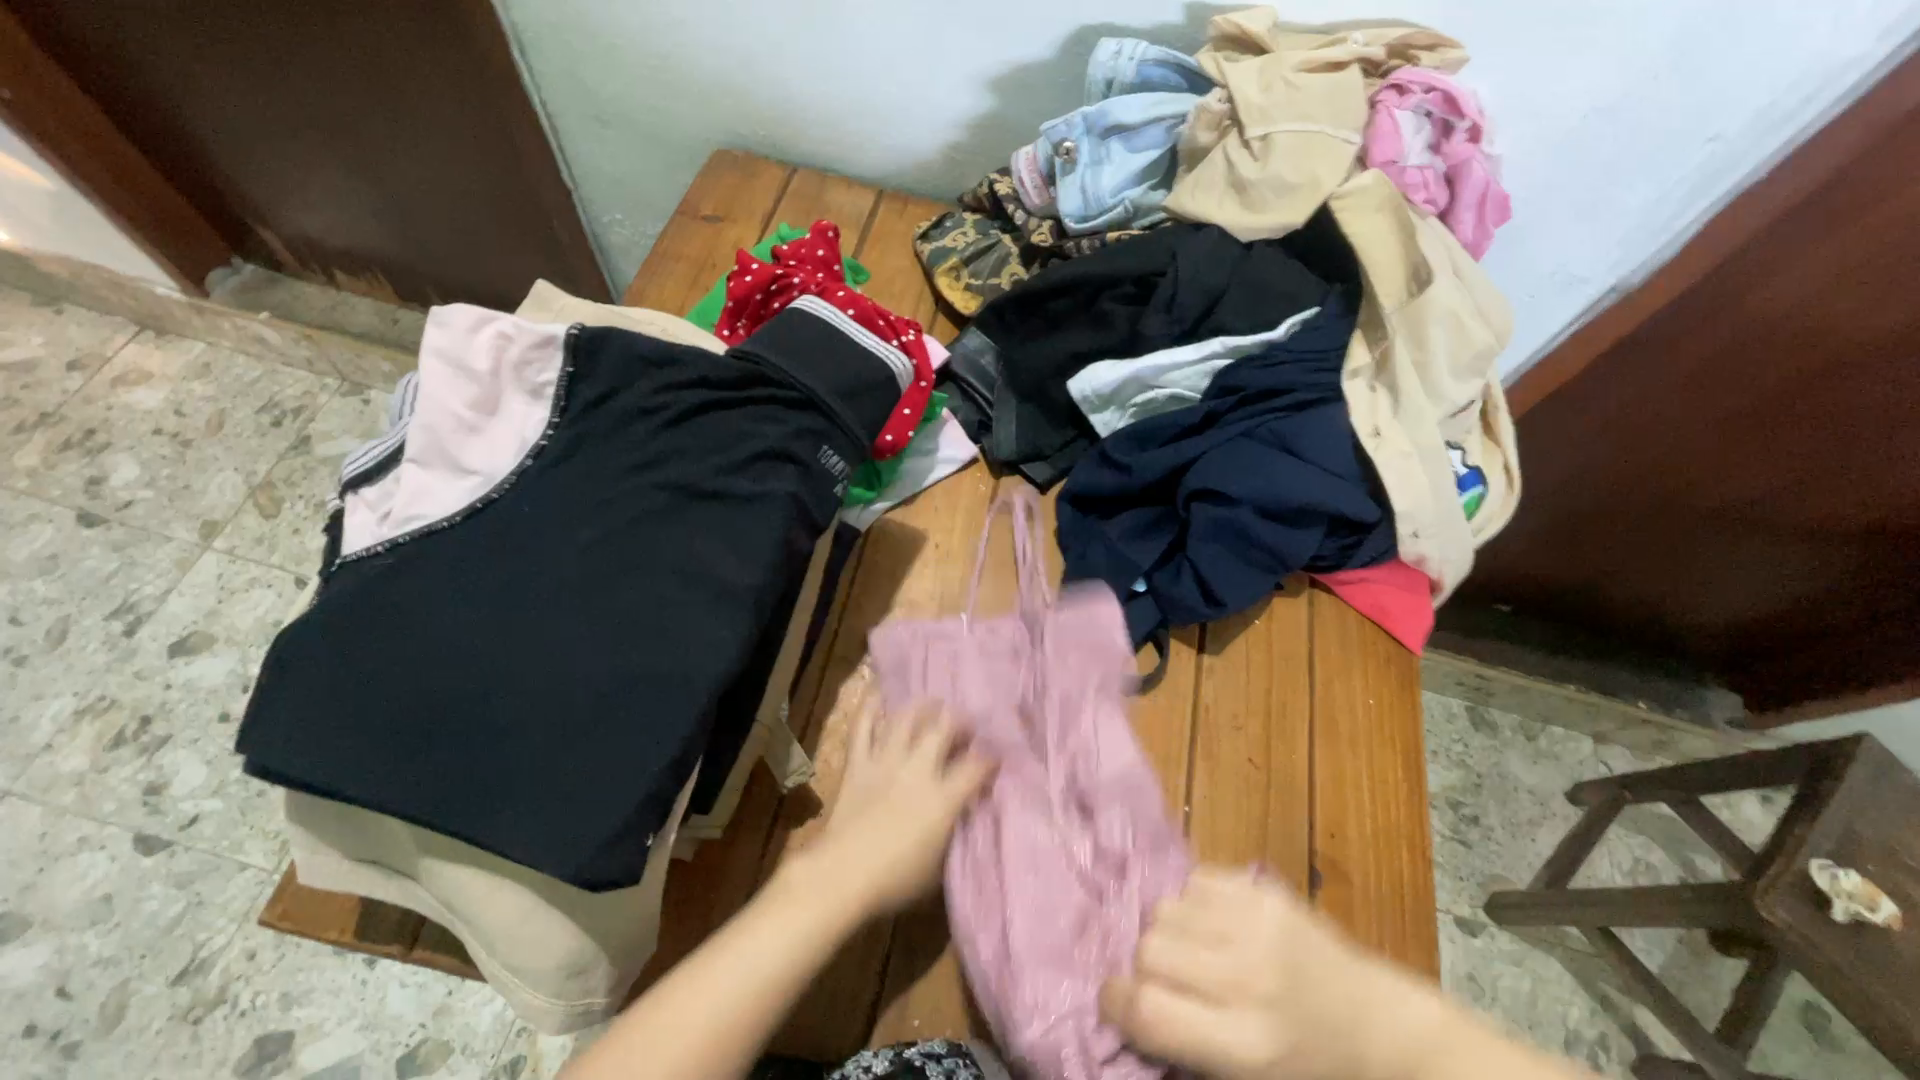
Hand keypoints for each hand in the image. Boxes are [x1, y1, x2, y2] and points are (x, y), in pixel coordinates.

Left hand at [795, 700, 993, 919]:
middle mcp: (918, 769)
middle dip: (960, 721)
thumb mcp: (939, 865)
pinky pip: (863, 726)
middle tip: (965, 724)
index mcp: (944, 797)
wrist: (841, 875)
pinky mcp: (858, 763)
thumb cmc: (894, 880)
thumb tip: (962, 814)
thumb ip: (953, 831)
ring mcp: (885, 761)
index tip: (996, 757)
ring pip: (907, 719)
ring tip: (932, 705)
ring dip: (923, 708)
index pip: (977, 766)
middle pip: (944, 728)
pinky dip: (872, 708)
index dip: (991, 758)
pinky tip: (879, 695)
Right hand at [1100, 866, 1436, 1079]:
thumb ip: (1178, 1040)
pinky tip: (1215, 926)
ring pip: (1164, 908)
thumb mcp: (1241, 1077)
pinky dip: (1192, 902)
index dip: (1115, 1002)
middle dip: (1145, 967)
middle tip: (1169, 982)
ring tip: (1194, 951)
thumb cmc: (1305, 1066)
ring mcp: (1260, 925)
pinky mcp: (1268, 892)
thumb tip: (1120, 1000)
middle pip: (1148, 949)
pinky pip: (1193, 880)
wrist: (1380, 1028)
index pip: (1147, 1010)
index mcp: (1244, 1044)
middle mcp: (1249, 979)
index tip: (1114, 1000)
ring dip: (1167, 931)